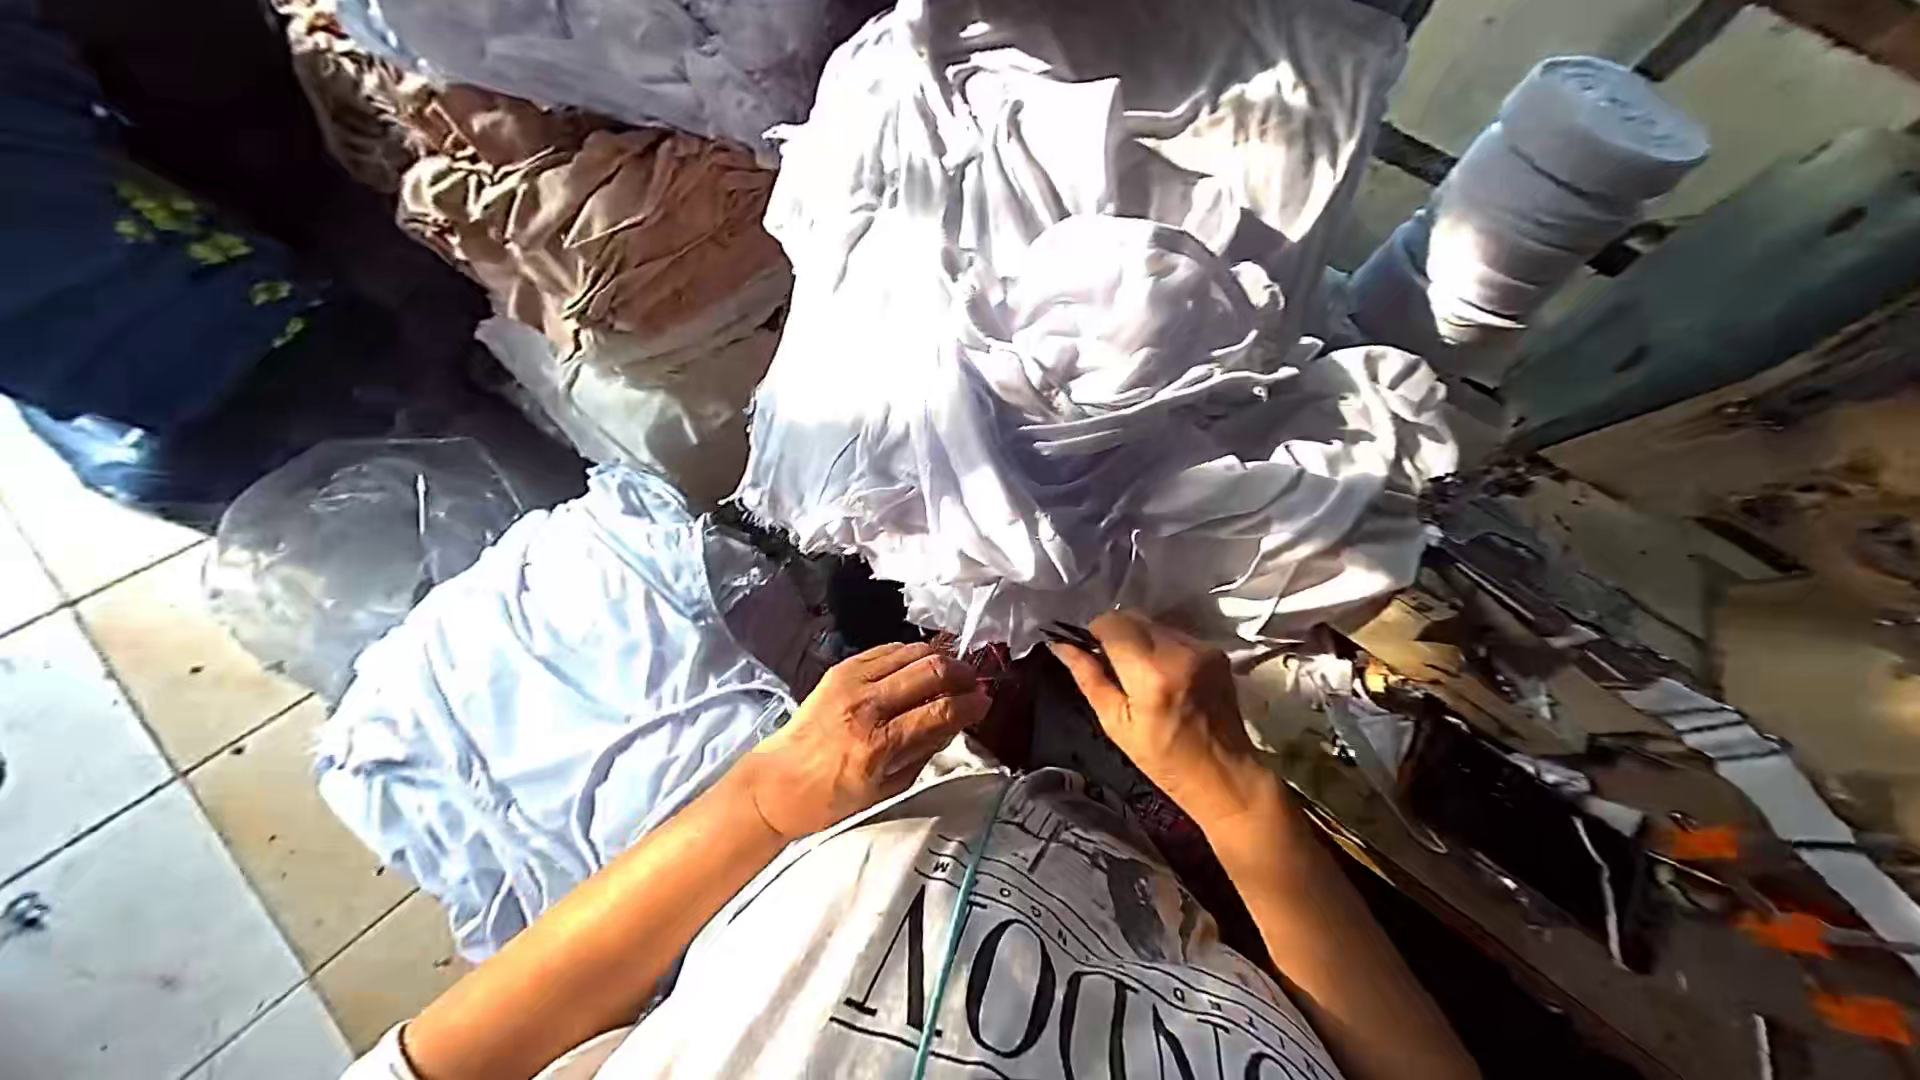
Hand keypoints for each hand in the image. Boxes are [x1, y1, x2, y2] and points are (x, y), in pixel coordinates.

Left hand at [740, 642, 989, 839]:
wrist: (778, 781)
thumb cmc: (832, 796)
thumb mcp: (888, 788)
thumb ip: (924, 752)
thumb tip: (955, 722)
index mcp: (879, 744)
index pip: (941, 711)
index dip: (971, 704)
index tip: (985, 702)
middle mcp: (867, 706)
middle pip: (931, 671)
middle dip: (962, 674)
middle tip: (973, 682)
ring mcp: (852, 681)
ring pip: (912, 652)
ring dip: (940, 658)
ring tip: (953, 670)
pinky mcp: (841, 669)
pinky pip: (887, 649)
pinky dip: (911, 652)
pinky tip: (921, 663)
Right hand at [1049, 611, 1277, 827]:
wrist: (1224, 774)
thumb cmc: (1163, 759)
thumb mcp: (1114, 723)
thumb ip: (1088, 677)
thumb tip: (1061, 645)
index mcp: (1150, 673)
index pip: (1112, 623)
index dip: (1094, 633)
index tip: (1091, 653)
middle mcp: (1179, 651)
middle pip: (1132, 616)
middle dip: (1115, 633)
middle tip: (1111, 664)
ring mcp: (1201, 649)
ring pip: (1153, 623)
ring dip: (1138, 638)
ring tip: (1137, 671)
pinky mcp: (1215, 651)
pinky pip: (1174, 633)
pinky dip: (1160, 645)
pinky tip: (1161, 673)